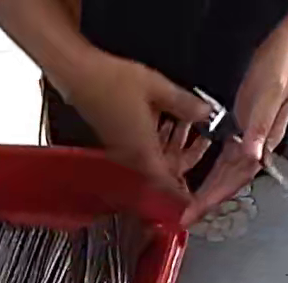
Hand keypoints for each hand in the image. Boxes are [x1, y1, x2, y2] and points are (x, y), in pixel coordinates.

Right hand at [58, 51, 213, 196]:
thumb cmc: (113, 81)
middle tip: (200, 143)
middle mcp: (132, 159)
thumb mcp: (156, 86)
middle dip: (181, 161)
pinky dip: (157, 144)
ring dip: (170, 150)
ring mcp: (124, 154)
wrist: (82, 78)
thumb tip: (206, 111)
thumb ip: (183, 102)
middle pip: (161, 175)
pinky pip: (142, 154)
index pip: (166, 183)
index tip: (191, 198)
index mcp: (143, 150)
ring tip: (185, 125)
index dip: (179, 194)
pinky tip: (164, 123)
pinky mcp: (118, 146)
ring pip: (153, 164)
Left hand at [185, 20, 287, 224]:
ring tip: (189, 210)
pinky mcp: (242, 134)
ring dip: (207, 194)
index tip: (195, 213)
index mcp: (260, 144)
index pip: (233, 179)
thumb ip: (260, 127)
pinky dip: (212, 177)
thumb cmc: (281, 68)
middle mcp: (254, 149)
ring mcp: (248, 143)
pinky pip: (224, 163)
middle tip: (185, 220)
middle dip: (205, 204)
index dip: (212, 198)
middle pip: (226, 184)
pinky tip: (201, 186)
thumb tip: (251, 156)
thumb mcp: (270, 95)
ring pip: (224, 176)